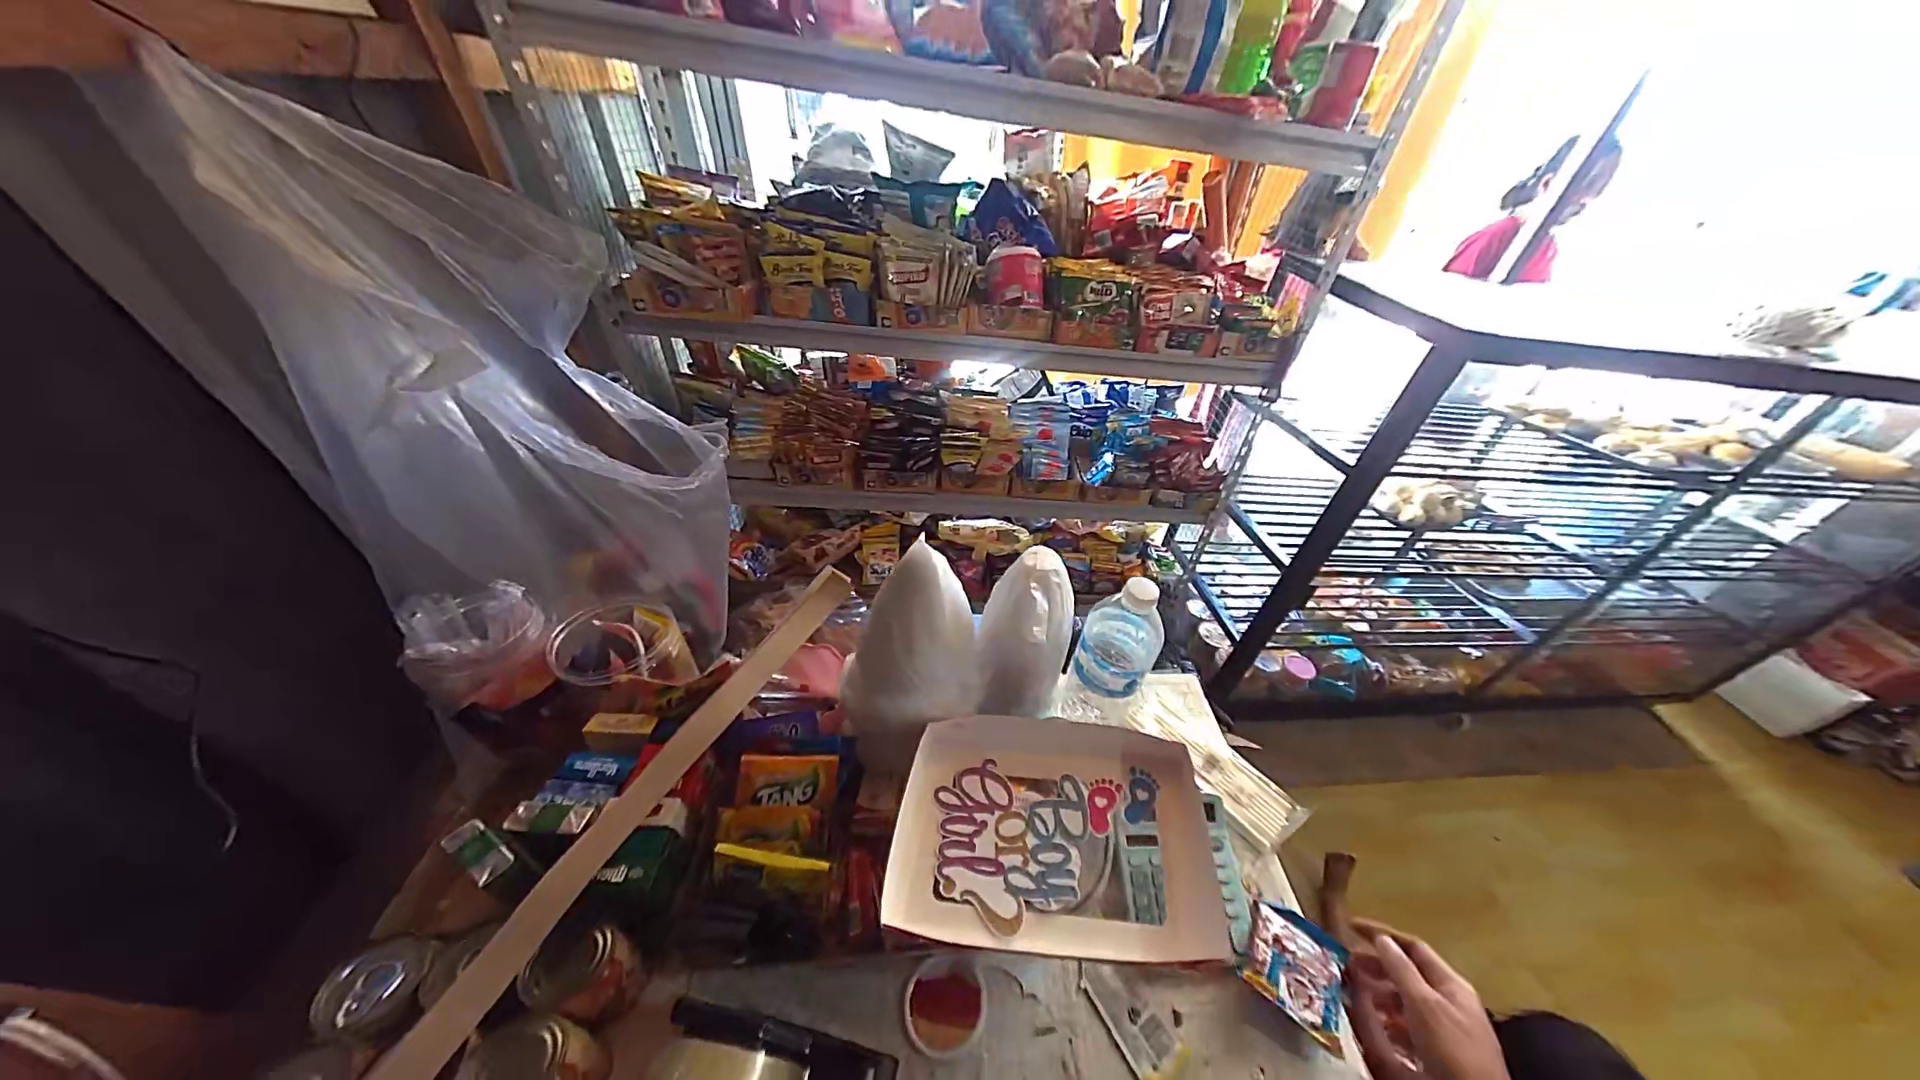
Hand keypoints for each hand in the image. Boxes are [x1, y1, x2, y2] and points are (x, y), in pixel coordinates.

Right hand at [1347, 919, 1507, 1079]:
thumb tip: (1381, 938)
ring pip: (1405, 998)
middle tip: (1347, 963)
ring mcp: (1446, 1028)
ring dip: (1379, 991)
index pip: (1413, 947)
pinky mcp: (1439, 1051)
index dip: (1382, 933)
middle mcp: (1449, 1002)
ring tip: (1355, 992)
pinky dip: (1388, 1017)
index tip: (1350, 927)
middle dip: (1376, 964)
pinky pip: (1407, 1023)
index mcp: (1451, 985)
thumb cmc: (1453, 1050)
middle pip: (1408, 972)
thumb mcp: (1423, 1004)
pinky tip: (1374, 1023)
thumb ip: (1401, 969)